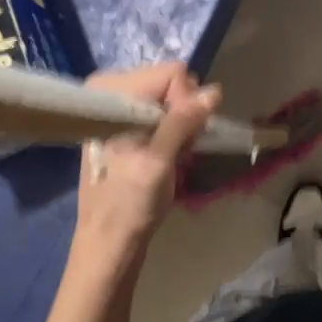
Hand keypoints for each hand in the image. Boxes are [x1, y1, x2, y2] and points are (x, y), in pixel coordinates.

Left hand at [76, 62, 220, 256]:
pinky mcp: (126, 126)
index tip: (184, 136)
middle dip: (184, 112)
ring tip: (174, 154)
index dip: (185, 101)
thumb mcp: (157, 163)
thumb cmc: (127, 207)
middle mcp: (111, 93)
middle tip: (179, 148)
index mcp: (110, 94)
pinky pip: (163, 113)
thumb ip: (183, 122)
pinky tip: (170, 154)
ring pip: (171, 98)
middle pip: (170, 82)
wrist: (107, 248)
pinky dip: (174, 131)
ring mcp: (118, 110)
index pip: (170, 74)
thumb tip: (213, 91)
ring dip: (181, 125)